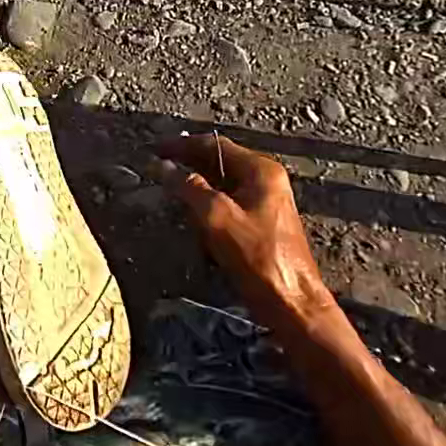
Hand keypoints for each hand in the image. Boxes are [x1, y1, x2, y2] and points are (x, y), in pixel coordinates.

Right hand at [156, 134, 338, 329]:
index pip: (216, 145)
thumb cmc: (256, 255)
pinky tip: (191, 217)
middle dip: (188, 165)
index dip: (182, 146)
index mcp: (261, 170)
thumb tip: (164, 167)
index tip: (155, 150)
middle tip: (158, 168)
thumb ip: (188, 187)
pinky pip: (227, 204)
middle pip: (219, 162)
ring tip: (169, 190)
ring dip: (196, 186)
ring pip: (222, 184)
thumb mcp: (216, 216)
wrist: (289, 299)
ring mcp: (265, 202)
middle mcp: (266, 180)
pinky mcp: (260, 223)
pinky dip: (207, 205)